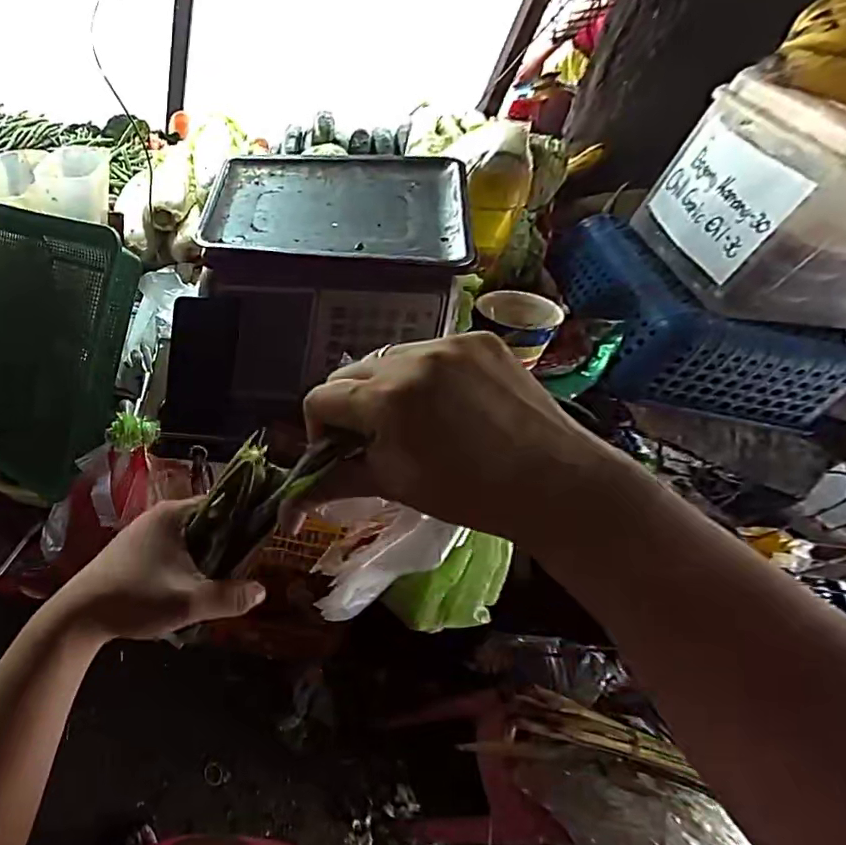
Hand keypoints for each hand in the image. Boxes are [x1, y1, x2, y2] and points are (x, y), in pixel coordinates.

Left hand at [49, 497, 265, 640]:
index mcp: (173, 514)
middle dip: (229, 544)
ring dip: (207, 557)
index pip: (223, 504)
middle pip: (208, 522)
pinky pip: (173, 550)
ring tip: (226, 581)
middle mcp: (158, 515)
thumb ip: (230, 597)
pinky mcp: (133, 550)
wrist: (80, 613)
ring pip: (190, 539)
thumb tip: (262, 592)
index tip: (266, 543)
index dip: (248, 521)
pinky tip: (194, 586)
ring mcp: (143, 532)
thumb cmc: (135, 599)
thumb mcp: (189, 602)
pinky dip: (187, 564)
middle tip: (249, 569)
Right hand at [298, 331, 630, 547]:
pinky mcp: (479, 340)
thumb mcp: (390, 485)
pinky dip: (419, 376)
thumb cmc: (466, 494)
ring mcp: (450, 343)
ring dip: (381, 388)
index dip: (318, 430)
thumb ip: (332, 481)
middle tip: (370, 440)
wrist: (557, 484)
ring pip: (385, 359)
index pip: (319, 398)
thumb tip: (288, 503)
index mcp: (387, 397)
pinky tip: (442, 405)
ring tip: (409, 421)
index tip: (338, 453)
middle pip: (348, 374)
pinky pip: (425, 352)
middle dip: (347, 407)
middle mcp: (413, 356)